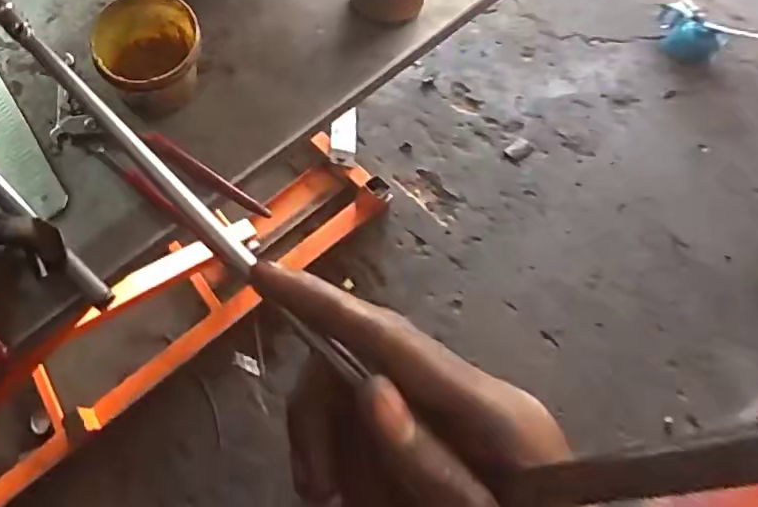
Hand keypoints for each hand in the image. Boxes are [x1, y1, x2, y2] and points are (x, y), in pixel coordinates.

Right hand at [253, 263, 569, 506]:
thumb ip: (434, 467)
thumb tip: (370, 390)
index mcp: (493, 412)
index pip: (389, 337)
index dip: (321, 301)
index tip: (264, 273)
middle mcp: (468, 396)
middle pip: (360, 361)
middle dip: (322, 415)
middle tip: (317, 487)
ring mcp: (455, 415)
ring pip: (355, 398)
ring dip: (337, 451)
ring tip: (343, 499)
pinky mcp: (442, 436)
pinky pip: (370, 429)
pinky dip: (352, 462)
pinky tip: (361, 496)